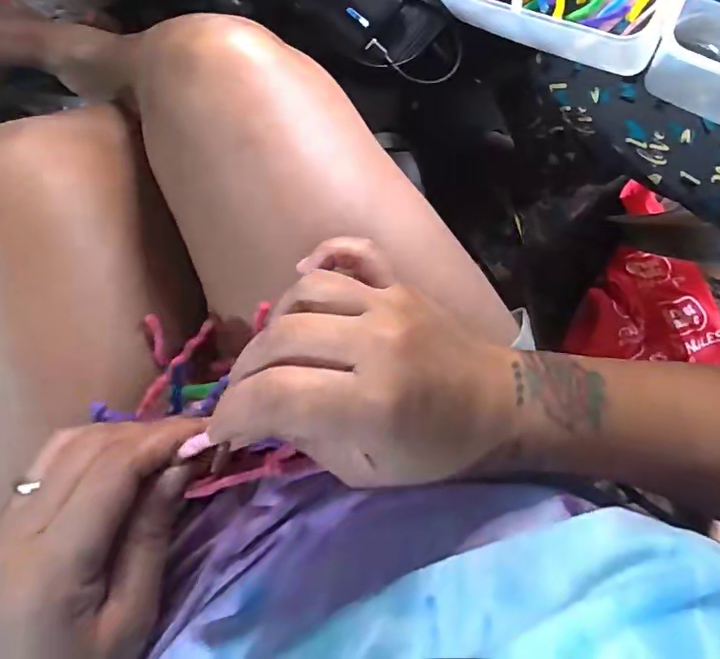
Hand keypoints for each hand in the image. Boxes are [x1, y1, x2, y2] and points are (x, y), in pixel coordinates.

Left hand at [0, 419, 201, 658]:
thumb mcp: (129, 620)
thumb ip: (151, 535)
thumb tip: (183, 461)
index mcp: (51, 561)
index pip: (114, 466)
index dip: (166, 437)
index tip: (211, 430)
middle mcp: (18, 531)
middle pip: (90, 445)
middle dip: (149, 431)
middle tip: (195, 437)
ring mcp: (1, 529)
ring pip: (65, 444)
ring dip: (119, 433)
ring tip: (162, 447)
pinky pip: (46, 465)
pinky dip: (89, 448)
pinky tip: (119, 461)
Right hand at [208, 238, 516, 487]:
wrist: (498, 400)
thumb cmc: (435, 448)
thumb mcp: (366, 469)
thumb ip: (307, 439)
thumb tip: (256, 413)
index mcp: (372, 400)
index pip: (275, 394)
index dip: (233, 413)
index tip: (222, 430)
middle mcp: (376, 341)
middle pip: (281, 339)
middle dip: (244, 372)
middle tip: (240, 395)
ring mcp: (389, 303)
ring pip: (307, 292)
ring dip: (274, 322)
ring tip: (271, 351)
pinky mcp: (400, 283)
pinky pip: (356, 250)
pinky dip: (325, 254)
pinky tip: (305, 271)